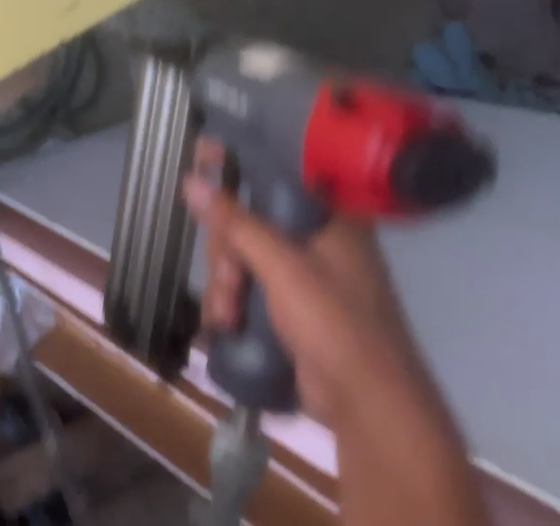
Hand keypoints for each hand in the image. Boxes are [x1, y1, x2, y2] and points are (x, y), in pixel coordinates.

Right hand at [181, 143, 436, 431]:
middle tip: (229, 278)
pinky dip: (231, 303)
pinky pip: (245, 287)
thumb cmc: (336, 325)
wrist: (368, 405)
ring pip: (240, 256)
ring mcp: (302, 276)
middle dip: (226, 253)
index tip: (202, 153)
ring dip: (225, 285)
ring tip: (228, 316)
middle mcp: (317, 241)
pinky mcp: (289, 306)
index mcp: (330, 220)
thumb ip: (236, 223)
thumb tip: (191, 180)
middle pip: (247, 220)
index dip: (239, 164)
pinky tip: (227, 326)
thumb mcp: (282, 268)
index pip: (277, 173)